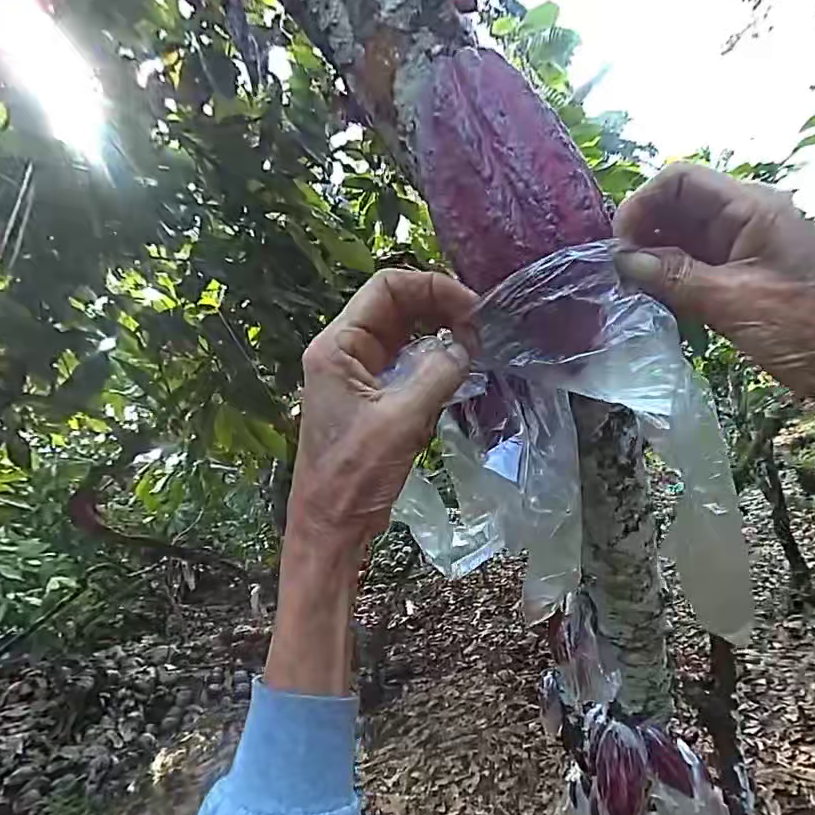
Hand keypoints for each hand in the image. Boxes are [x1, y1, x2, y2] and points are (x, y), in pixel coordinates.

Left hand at [268, 269, 476, 695]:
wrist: (332, 526)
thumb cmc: (355, 475)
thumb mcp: (401, 421)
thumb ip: (437, 374)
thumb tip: (469, 341)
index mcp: (338, 347)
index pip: (387, 289)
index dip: (432, 288)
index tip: (473, 309)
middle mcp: (345, 353)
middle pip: (397, 308)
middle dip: (440, 310)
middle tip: (481, 327)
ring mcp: (359, 378)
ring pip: (405, 338)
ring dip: (440, 337)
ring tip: (476, 348)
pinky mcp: (374, 401)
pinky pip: (408, 369)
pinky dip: (435, 366)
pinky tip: (458, 376)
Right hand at [615, 162, 814, 506]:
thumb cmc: (802, 324)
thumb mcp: (732, 301)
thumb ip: (676, 277)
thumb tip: (625, 260)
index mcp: (749, 208)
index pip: (680, 181)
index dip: (642, 205)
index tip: (619, 247)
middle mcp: (744, 220)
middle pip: (678, 208)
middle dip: (644, 233)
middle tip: (619, 274)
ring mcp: (743, 250)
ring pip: (684, 240)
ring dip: (655, 259)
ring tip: (631, 290)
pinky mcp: (742, 280)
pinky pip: (697, 269)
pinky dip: (673, 281)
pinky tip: (656, 301)